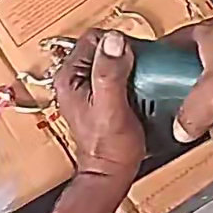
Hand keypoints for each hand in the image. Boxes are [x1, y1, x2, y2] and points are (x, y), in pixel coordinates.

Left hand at [53, 29, 145, 182]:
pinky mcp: (103, 98)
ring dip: (131, 67)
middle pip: (105, 48)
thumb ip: (109, 73)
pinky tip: (140, 91)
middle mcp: (76, 80)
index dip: (118, 44)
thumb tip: (113, 41)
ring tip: (142, 80)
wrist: (111, 173)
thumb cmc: (108, 148)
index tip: (134, 57)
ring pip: (114, 61)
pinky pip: (120, 77)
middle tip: (141, 69)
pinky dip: (132, 80)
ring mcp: (89, 89)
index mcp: (69, 77)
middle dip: (126, 55)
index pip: (95, 39)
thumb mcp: (110, 106)